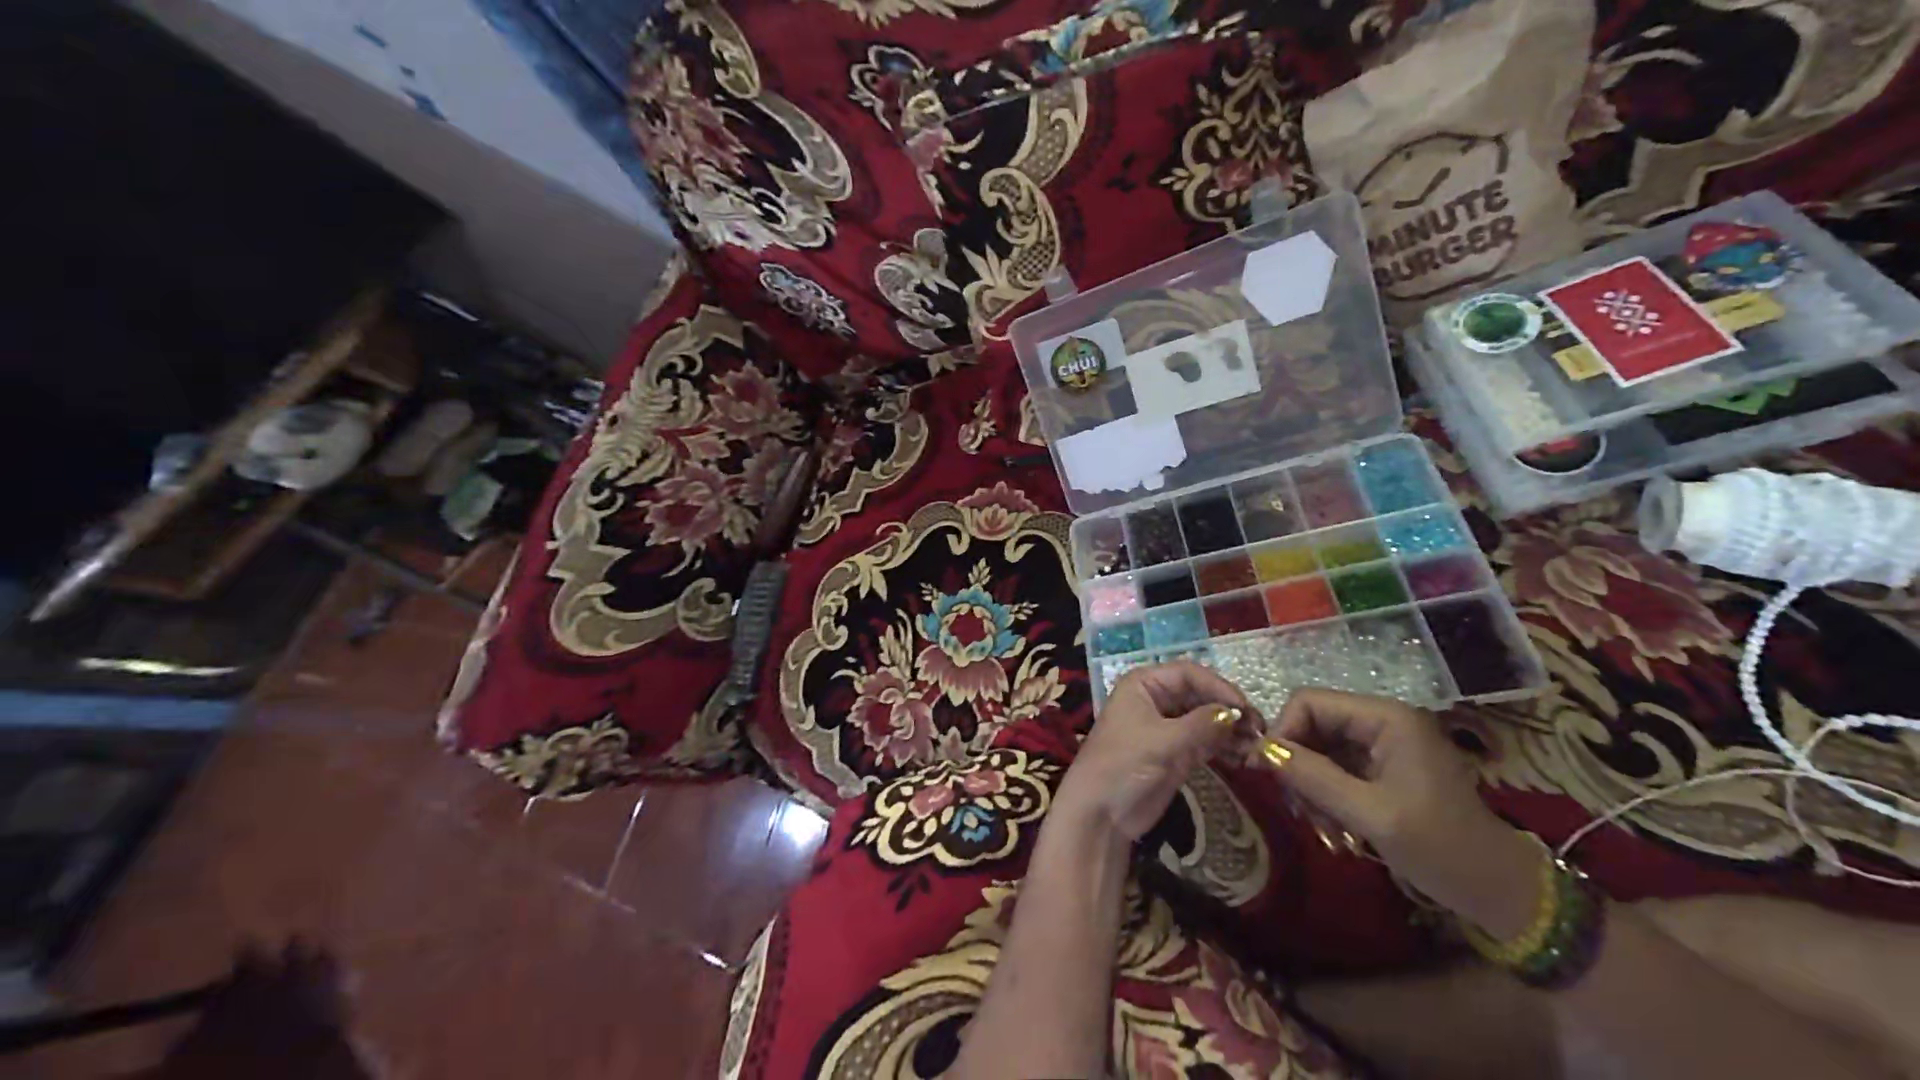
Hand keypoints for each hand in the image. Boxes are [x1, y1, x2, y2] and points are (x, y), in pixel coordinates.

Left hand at [1055, 660, 1255, 841]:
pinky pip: (1208, 741)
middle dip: (1229, 709)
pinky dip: (1226, 746)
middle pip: (1202, 695)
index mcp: (1144, 684)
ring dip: (1232, 730)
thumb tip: (1237, 713)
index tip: (1245, 707)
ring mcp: (1168, 727)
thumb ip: (1201, 724)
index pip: (1188, 673)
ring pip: (1208, 719)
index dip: (1218, 686)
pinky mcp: (1178, 753)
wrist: (1101, 814)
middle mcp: (1157, 699)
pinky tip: (1246, 756)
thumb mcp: (1162, 741)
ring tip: (1257, 745)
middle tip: (1260, 728)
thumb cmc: (1123, 765)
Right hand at [1271, 688, 1542, 938]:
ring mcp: (1385, 745)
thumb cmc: (1440, 847)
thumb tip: (1259, 750)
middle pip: (1312, 723)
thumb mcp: (1371, 814)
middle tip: (1297, 807)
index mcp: (1387, 718)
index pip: (1309, 702)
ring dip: (1308, 783)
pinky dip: (1324, 792)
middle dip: (1296, 762)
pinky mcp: (1384, 768)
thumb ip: (1314, 777)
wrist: (1499, 891)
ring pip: (1319, 747)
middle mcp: (1383, 721)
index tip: (1270, 773)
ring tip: (1318, 823)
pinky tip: (1330, 823)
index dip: (1283, 731)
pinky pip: (1335, 767)